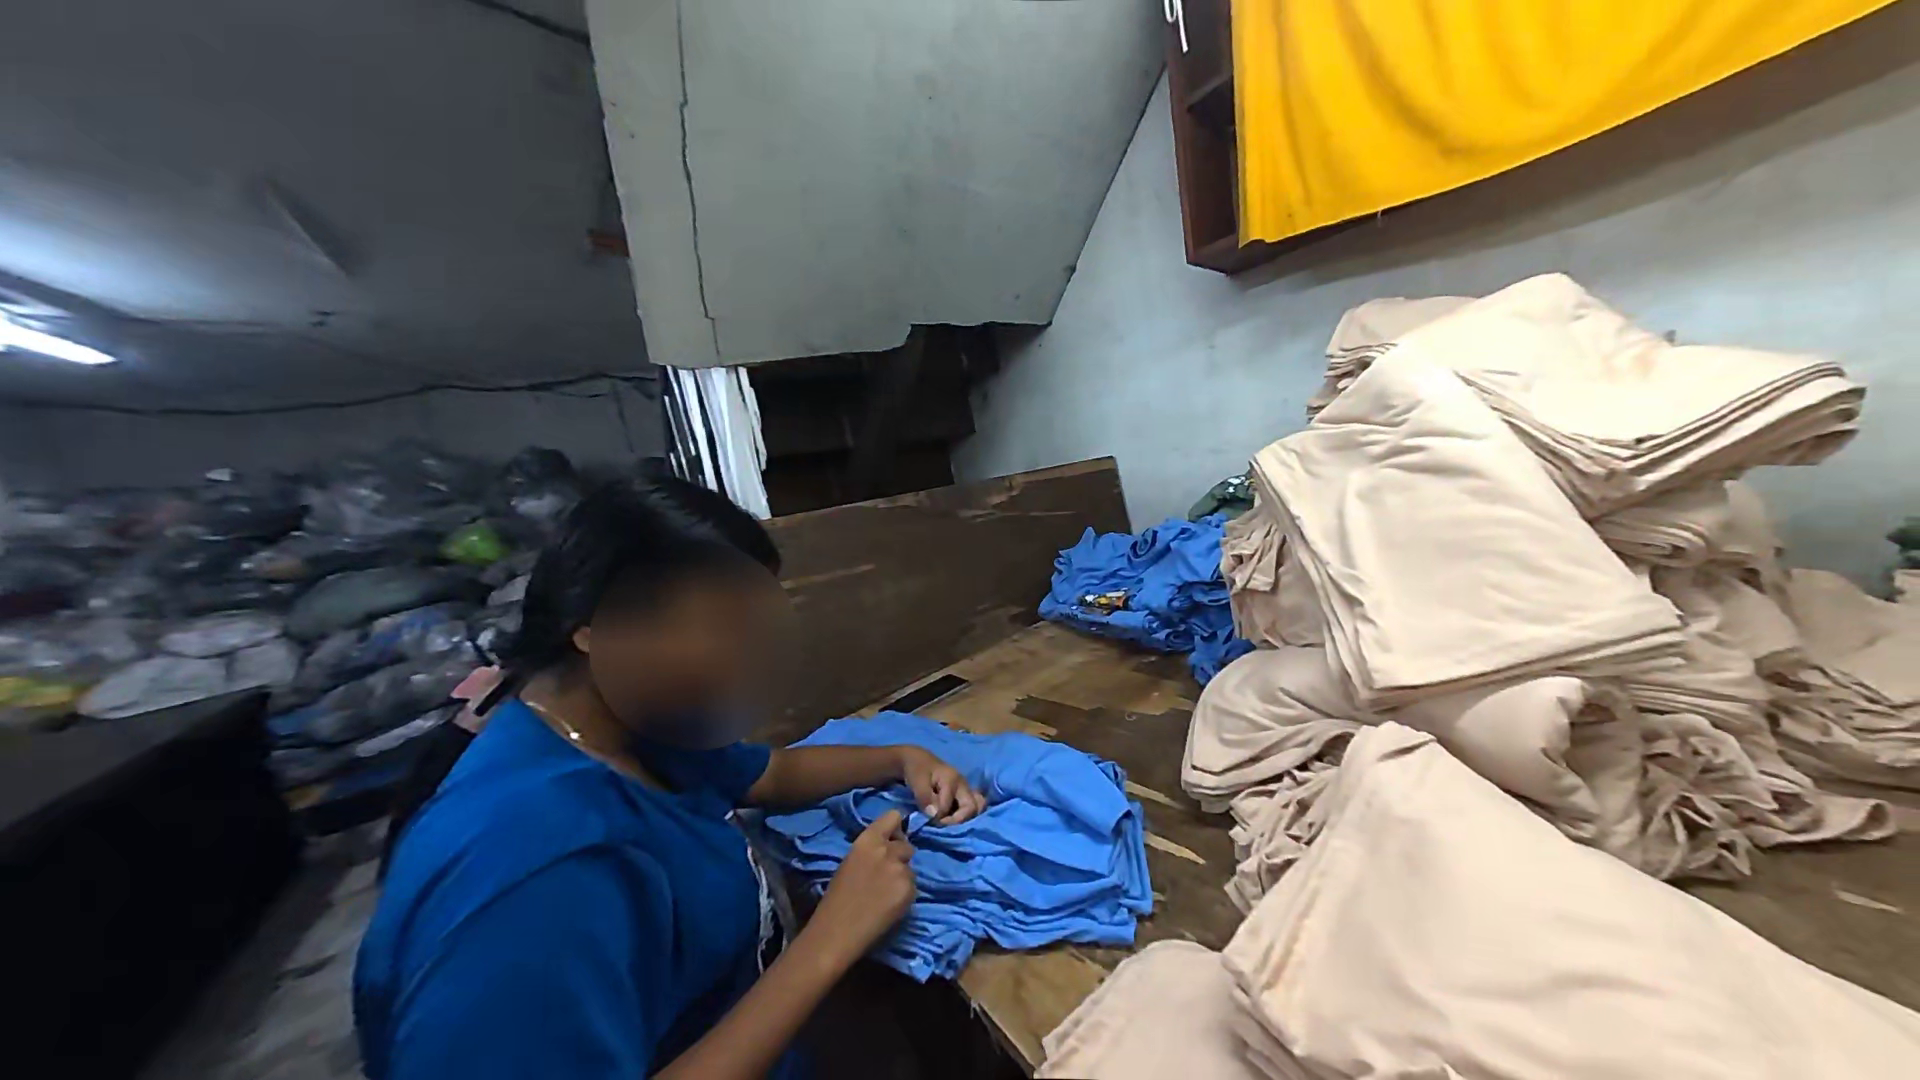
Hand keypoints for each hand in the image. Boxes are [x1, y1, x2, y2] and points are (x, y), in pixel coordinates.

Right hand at [804, 810, 916, 965]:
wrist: (837, 931)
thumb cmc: (836, 897)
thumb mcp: (852, 860)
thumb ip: (873, 849)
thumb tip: (889, 846)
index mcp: (868, 840)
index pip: (894, 816)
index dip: (895, 828)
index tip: (893, 837)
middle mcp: (887, 850)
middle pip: (906, 844)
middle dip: (900, 856)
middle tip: (887, 873)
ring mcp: (900, 870)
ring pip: (910, 868)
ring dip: (902, 876)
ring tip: (886, 894)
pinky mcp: (909, 890)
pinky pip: (912, 886)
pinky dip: (904, 894)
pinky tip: (890, 905)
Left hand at [898, 747, 986, 824]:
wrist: (918, 759)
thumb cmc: (917, 769)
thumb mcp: (917, 781)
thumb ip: (925, 798)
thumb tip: (934, 816)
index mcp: (952, 779)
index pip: (948, 806)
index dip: (938, 818)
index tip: (928, 821)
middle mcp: (963, 784)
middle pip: (972, 807)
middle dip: (958, 820)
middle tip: (942, 824)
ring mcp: (965, 788)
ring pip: (977, 807)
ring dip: (965, 818)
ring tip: (949, 822)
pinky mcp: (964, 793)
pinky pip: (972, 806)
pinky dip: (966, 815)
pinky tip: (954, 818)